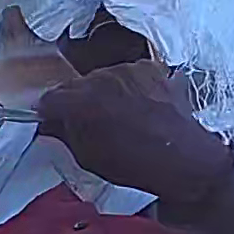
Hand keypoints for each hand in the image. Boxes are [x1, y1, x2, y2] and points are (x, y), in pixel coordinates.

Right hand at [35, 61, 233, 203]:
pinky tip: (140, 105)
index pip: (51, 98)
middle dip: (78, 100)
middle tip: (89, 120)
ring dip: (105, 91)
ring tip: (120, 114)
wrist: (184, 158)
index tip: (53, 119)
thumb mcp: (89, 158)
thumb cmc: (135, 165)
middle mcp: (102, 78)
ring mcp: (128, 69)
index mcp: (81, 102)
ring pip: (104, 77)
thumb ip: (65, 134)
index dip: (50, 111)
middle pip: (77, 84)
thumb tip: (49, 122)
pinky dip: (130, 86)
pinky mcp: (150, 68)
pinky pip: (129, 74)